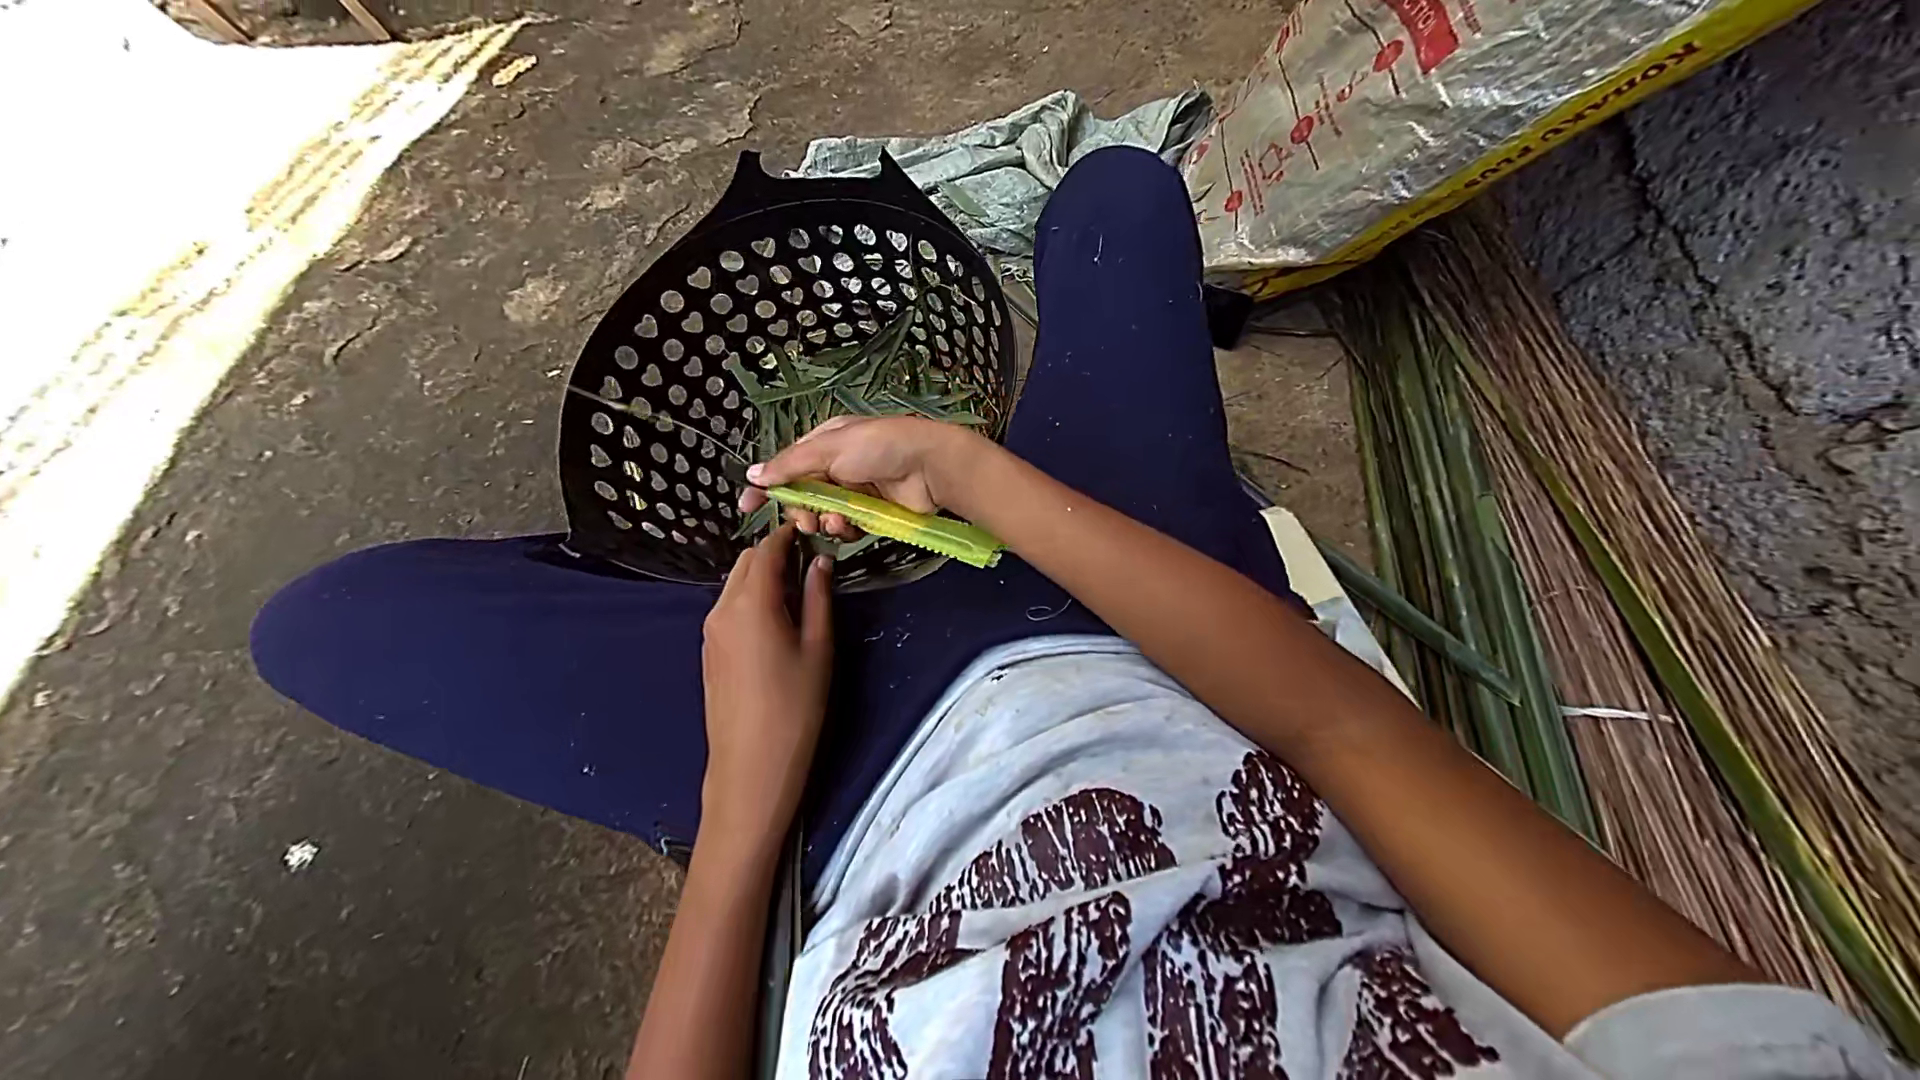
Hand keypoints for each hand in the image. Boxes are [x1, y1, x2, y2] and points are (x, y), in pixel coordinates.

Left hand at [700, 524, 833, 851]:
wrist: (750, 765)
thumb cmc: (795, 707)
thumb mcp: (818, 648)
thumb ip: (818, 597)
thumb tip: (820, 561)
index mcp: (750, 602)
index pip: (766, 550)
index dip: (788, 535)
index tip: (811, 529)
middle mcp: (722, 608)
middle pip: (745, 562)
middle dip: (774, 553)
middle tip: (809, 562)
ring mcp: (710, 630)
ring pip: (735, 583)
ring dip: (762, 576)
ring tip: (797, 593)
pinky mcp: (709, 650)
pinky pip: (729, 607)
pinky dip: (751, 598)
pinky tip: (775, 621)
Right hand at [737, 415, 993, 538]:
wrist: (930, 466)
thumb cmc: (879, 446)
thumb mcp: (830, 447)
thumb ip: (791, 464)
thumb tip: (753, 474)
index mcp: (825, 443)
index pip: (788, 466)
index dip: (768, 485)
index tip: (747, 506)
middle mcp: (838, 467)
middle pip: (804, 496)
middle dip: (800, 510)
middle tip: (806, 520)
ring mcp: (856, 492)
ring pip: (824, 515)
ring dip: (824, 521)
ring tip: (835, 522)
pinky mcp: (873, 513)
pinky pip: (848, 526)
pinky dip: (845, 529)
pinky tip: (850, 526)